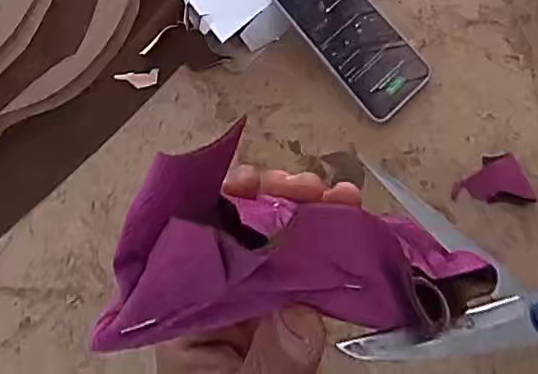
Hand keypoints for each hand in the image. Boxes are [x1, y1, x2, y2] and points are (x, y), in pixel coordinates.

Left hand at [153, 168, 362, 373]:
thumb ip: (269, 364)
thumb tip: (304, 315)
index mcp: (189, 316)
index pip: (196, 242)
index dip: (224, 203)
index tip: (255, 183)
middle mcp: (218, 294)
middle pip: (239, 227)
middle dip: (275, 197)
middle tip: (310, 189)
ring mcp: (254, 296)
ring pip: (275, 234)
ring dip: (307, 207)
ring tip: (338, 195)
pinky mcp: (286, 303)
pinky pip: (303, 258)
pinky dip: (326, 232)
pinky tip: (348, 213)